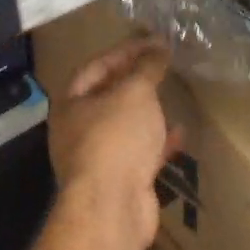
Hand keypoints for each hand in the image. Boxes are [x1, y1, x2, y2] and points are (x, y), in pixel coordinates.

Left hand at [48, 36, 181, 249]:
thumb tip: (159, 45)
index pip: (95, 66)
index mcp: (70, 105)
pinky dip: (157, 142)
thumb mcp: (136, 92)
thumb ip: (147, 66)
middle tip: (161, 67)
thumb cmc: (116, 137)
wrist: (112, 207)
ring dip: (146, 112)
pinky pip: (138, 154)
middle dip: (133, 82)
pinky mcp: (117, 183)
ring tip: (170, 96)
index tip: (152, 42)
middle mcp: (76, 132)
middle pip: (106, 98)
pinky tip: (179, 133)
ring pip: (123, 127)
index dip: (123, 51)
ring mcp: (96, 160)